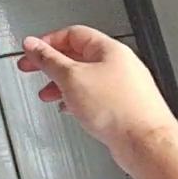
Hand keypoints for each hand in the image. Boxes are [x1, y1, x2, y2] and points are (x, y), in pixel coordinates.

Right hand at [18, 26, 177, 157]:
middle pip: (76, 56)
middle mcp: (120, 65)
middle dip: (51, 64)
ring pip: (84, 77)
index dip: (48, 41)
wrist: (146, 144)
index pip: (72, 34)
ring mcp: (124, 86)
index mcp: (110, 50)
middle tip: (32, 68)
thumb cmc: (119, 110)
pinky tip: (70, 108)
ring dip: (61, 84)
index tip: (32, 51)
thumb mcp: (71, 77)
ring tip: (48, 93)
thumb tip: (32, 45)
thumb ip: (48, 59)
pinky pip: (94, 95)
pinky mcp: (124, 106)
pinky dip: (77, 99)